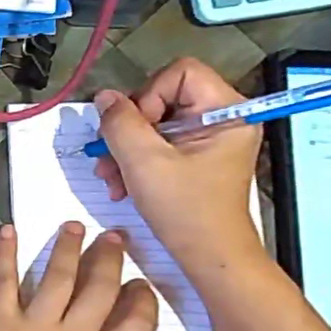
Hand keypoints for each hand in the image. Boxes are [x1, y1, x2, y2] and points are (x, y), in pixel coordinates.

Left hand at [0, 222, 157, 330]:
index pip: (135, 327)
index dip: (144, 302)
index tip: (142, 286)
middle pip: (99, 289)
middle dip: (110, 258)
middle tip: (114, 238)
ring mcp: (33, 325)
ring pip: (58, 276)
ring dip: (68, 246)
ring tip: (74, 225)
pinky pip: (5, 280)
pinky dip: (5, 253)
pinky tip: (9, 230)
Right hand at [92, 57, 265, 269]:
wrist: (210, 257)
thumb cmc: (186, 211)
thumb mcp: (144, 163)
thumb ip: (120, 123)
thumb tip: (104, 97)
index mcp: (226, 111)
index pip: (179, 73)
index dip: (149, 95)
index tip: (136, 131)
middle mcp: (222, 118)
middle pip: (163, 97)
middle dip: (130, 128)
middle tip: (109, 157)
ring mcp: (209, 139)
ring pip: (156, 123)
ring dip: (126, 148)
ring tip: (109, 177)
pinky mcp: (197, 158)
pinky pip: (160, 144)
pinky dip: (136, 161)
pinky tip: (121, 184)